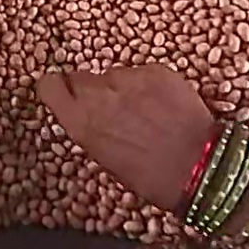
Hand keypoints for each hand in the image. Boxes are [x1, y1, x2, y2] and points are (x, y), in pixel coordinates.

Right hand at [37, 65, 216, 211]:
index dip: (57, 88)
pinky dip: (149, 85)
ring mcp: (128, 79)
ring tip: (144, 112)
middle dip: (91, 90)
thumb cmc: (152, 177)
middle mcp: (99, 95)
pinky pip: (142, 72)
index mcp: (81, 123)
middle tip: (110, 108)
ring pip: (114, 75)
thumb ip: (91, 129)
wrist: (199, 166)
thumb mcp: (108, 160)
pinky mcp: (156, 70)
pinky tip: (162, 106)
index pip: (49, 86)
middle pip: (80, 78)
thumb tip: (90, 117)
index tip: (64, 92)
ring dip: (122, 88)